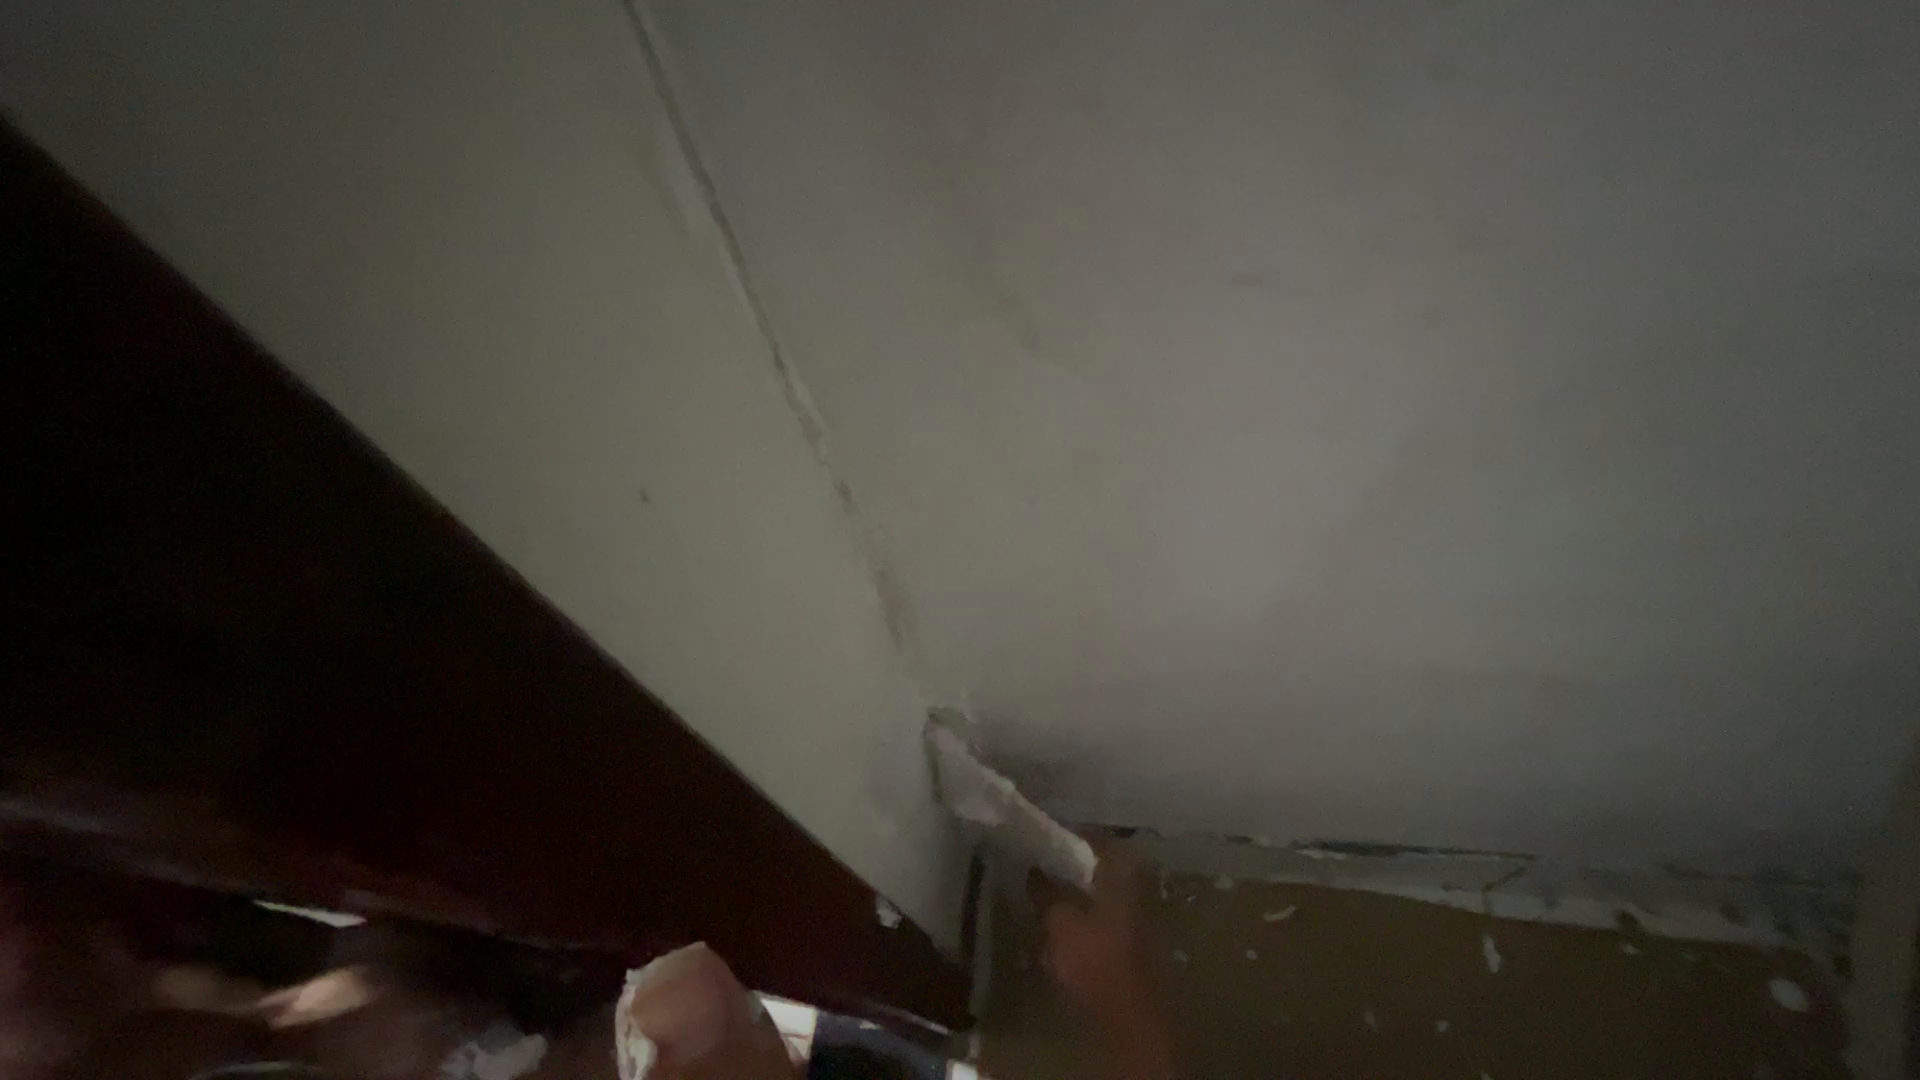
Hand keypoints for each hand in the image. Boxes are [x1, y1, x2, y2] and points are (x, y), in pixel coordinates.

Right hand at [1035, 840, 1175, 1079]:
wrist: (1132, 1022)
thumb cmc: (1096, 961)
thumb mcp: (1059, 921)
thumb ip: (1045, 890)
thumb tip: (1032, 867)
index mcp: (1123, 868)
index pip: (1090, 836)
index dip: (1060, 836)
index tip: (1034, 839)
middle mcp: (1137, 883)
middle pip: (1096, 864)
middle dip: (1066, 866)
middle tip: (1034, 867)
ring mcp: (1140, 914)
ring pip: (1099, 892)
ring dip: (1073, 894)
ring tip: (1040, 898)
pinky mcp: (1135, 943)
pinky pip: (1102, 918)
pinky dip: (1082, 918)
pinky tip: (1059, 929)